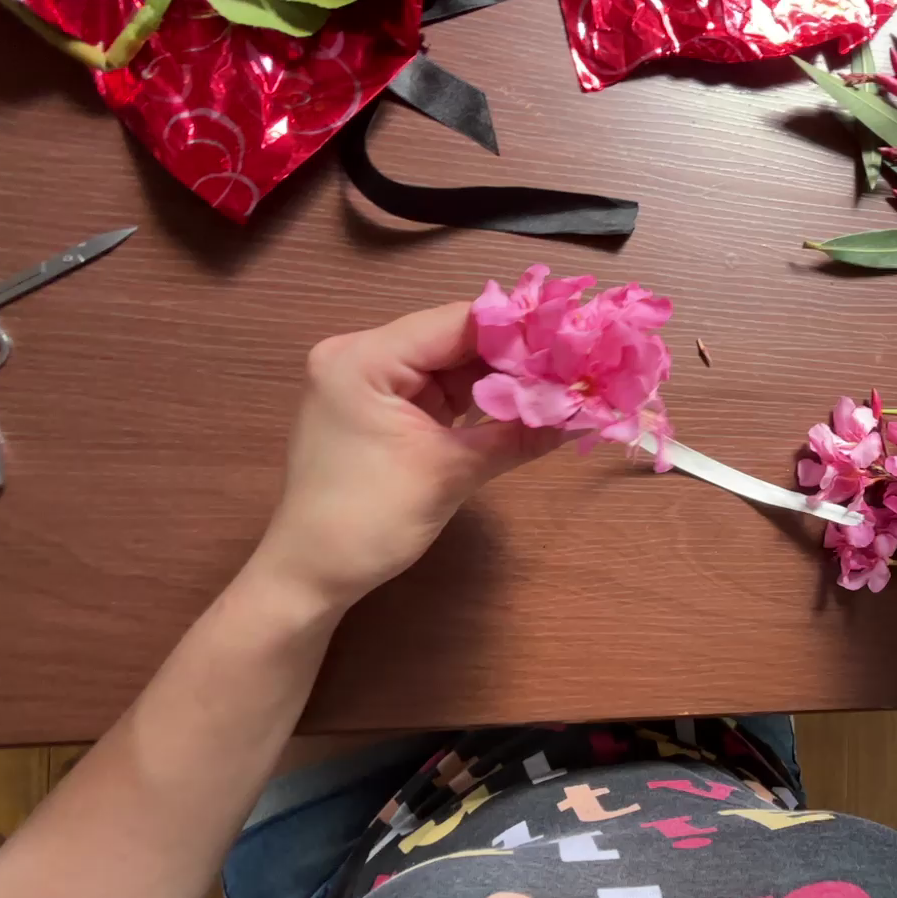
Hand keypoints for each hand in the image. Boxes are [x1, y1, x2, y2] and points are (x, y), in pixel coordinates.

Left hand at [248, 303, 561, 613]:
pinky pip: (443, 392)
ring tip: (559, 385)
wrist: (313, 574)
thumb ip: (519, 437)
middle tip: (575, 367)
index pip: (457, 323)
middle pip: (457, 340)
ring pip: (454, 366)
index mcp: (364, 358)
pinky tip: (523, 405)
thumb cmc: (369, 521)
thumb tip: (582, 417)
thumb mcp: (451, 474)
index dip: (519, 331)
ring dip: (503, 380)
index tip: (574, 343)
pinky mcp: (386, 410)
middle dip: (516, 357)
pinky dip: (481, 401)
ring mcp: (374, 383)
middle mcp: (364, 356)